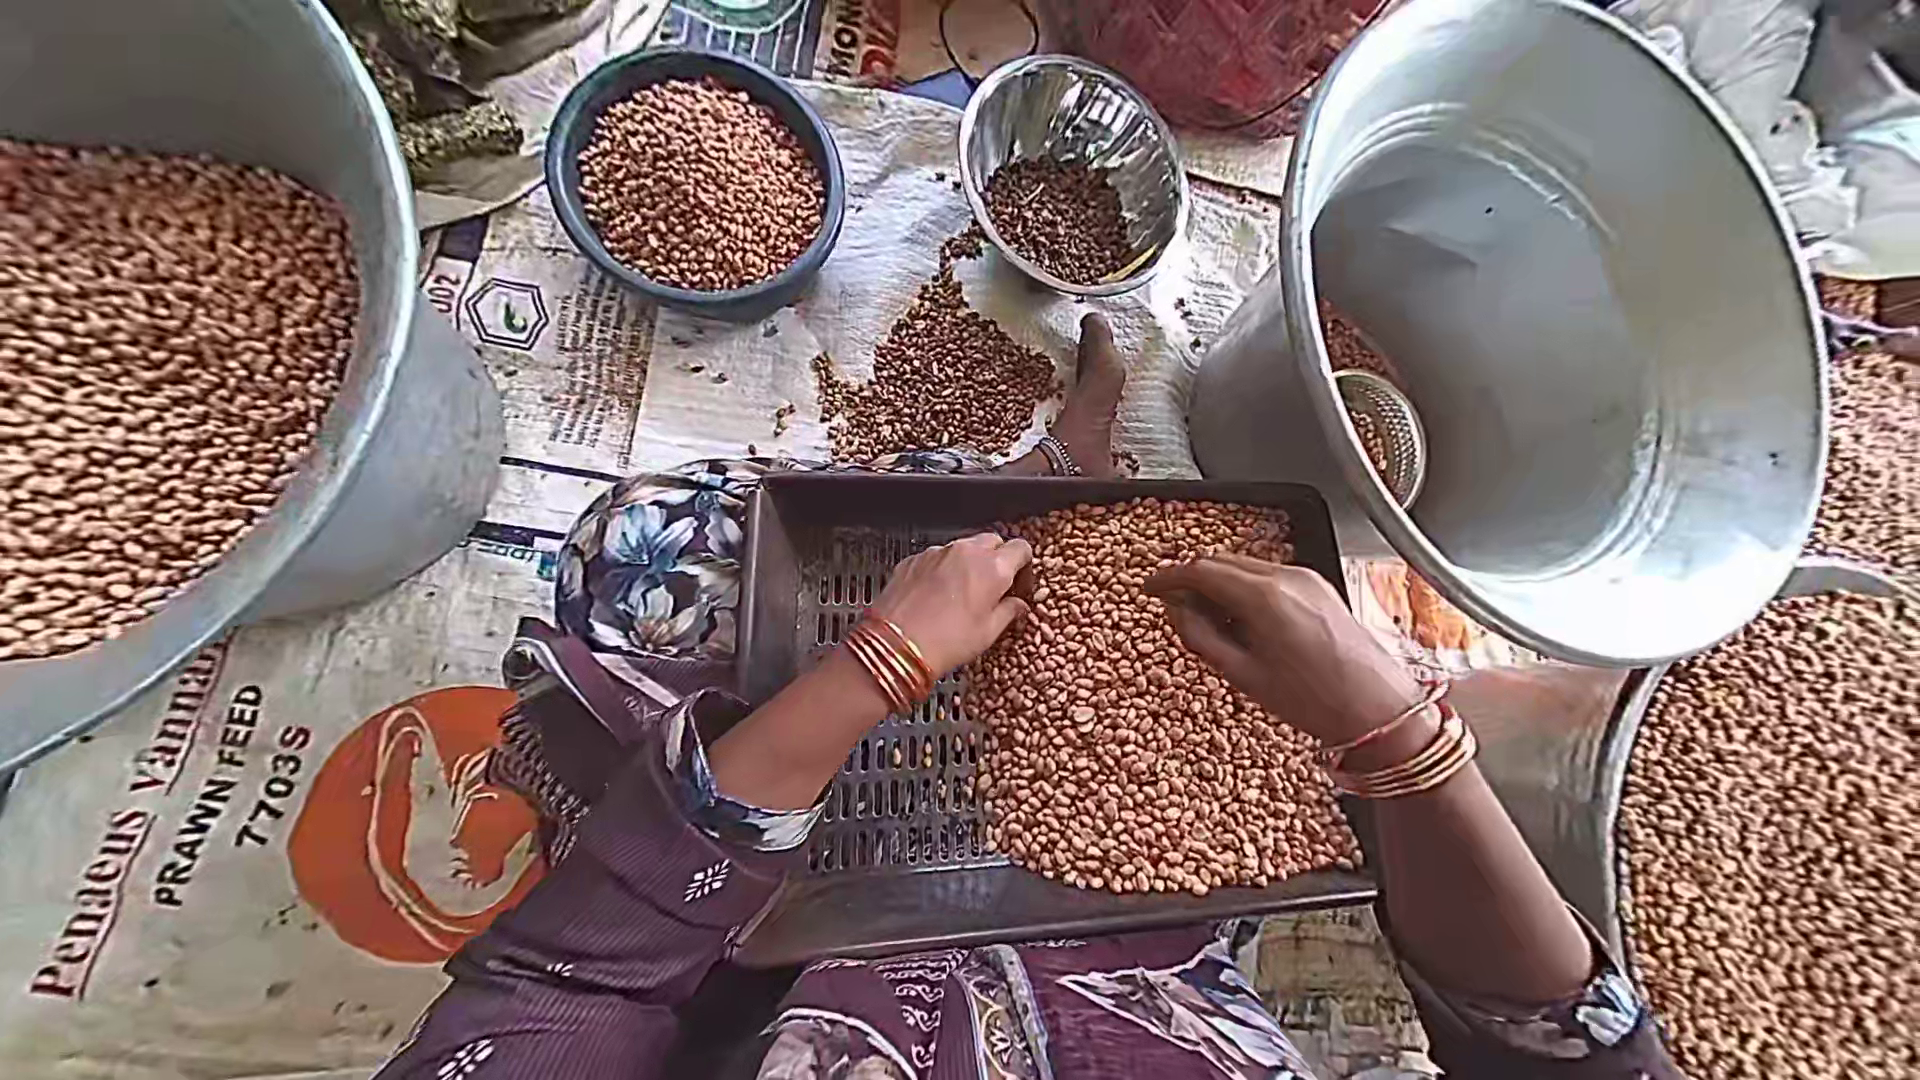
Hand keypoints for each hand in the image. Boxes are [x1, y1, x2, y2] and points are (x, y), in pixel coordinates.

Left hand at [868, 532, 1032, 675]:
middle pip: (992, 541)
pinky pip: (936, 556)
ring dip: (968, 562)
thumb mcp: (988, 633)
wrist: (895, 644)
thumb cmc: (944, 641)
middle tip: (993, 586)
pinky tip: (936, 593)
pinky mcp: (914, 559)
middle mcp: (966, 552)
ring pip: (963, 547)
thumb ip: (1008, 611)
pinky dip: (942, 568)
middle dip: (996, 558)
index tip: (1018, 580)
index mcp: (993, 568)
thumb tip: (1018, 605)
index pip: (1020, 548)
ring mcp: (938, 552)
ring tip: (962, 592)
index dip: (1023, 563)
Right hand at [1144, 553, 1421, 744]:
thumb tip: (1174, 608)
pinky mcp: (1317, 585)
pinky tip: (1240, 618)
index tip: (1149, 587)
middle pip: (1219, 561)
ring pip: (1241, 565)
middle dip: (1191, 579)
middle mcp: (1286, 577)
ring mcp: (1305, 578)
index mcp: (1264, 598)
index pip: (1200, 571)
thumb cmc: (1314, 700)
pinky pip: (1265, 574)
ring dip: (1216, 583)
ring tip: (1209, 619)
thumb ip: (1198, 634)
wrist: (1380, 711)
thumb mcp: (1241, 673)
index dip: (1167, 577)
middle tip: (1174, 605)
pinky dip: (1242, 587)